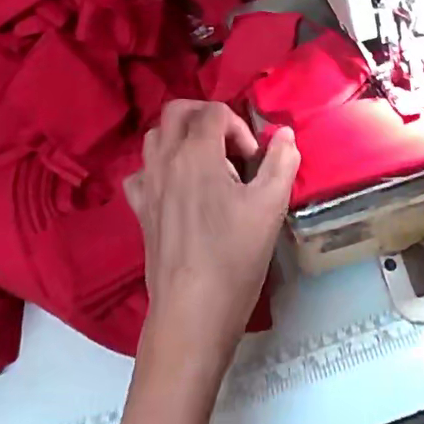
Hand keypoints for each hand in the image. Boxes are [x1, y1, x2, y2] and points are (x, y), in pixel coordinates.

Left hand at [124, 101, 299, 356]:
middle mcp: (165, 162)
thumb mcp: (271, 205)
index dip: (240, 126)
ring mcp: (147, 186)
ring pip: (155, 137)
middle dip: (207, 116)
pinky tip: (180, 189)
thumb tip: (283, 134)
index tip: (253, 158)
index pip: (214, 112)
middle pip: (177, 112)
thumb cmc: (235, 256)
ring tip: (209, 165)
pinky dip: (160, 168)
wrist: (193, 311)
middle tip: (231, 144)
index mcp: (196, 154)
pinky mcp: (140, 210)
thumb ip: (281, 162)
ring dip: (183, 138)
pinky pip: (142, 172)